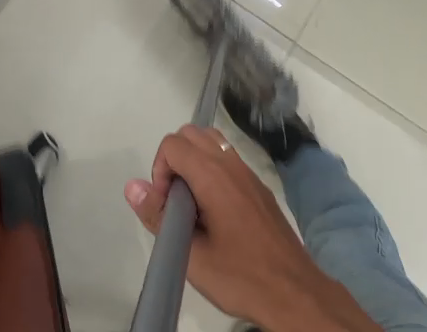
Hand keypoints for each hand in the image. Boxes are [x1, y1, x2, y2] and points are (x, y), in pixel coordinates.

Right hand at [124, 126, 378, 331]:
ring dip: (193, 162)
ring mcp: (248, 173)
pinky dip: (211, 170)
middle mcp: (232, 164)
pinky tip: (213, 211)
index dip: (159, 170)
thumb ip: (158, 216)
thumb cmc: (240, 275)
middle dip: (173, 160)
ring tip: (191, 204)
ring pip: (212, 142)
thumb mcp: (191, 254)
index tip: (165, 206)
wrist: (294, 292)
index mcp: (213, 175)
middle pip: (192, 134)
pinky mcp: (258, 187)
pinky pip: (228, 159)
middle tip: (173, 202)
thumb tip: (133, 185)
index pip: (173, 144)